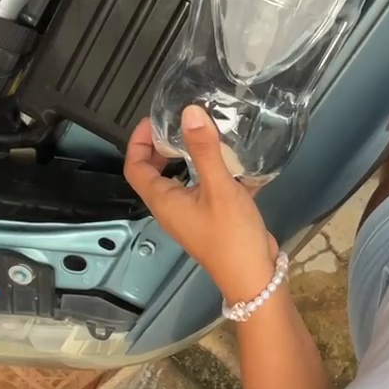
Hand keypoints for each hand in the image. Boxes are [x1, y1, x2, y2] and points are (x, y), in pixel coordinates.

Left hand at [125, 106, 279, 302]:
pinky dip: (215, 174)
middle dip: (163, 147)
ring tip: (208, 138)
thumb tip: (190, 113)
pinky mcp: (213, 218)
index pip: (135, 167)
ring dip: (190, 158)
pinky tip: (238, 162)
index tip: (154, 121)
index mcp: (164, 201)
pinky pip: (206, 190)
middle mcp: (172, 208)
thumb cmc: (230, 235)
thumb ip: (204, 150)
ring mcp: (192, 215)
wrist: (253, 275)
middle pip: (155, 172)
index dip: (138, 141)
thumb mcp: (218, 188)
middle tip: (182, 126)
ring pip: (182, 180)